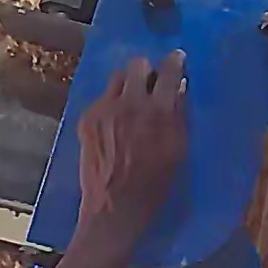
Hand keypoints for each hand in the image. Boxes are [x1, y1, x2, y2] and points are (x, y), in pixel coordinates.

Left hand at [76, 52, 186, 243]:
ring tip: (132, 101)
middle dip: (147, 70)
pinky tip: (116, 122)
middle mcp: (129, 103)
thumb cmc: (155, 183)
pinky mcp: (87, 119)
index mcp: (158, 111)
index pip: (168, 71)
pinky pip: (103, 98)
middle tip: (151, 83)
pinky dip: (112, 104)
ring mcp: (104, 110)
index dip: (175, 61)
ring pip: (117, 78)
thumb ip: (179, 115)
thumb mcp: (179, 150)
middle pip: (137, 65)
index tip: (177, 59)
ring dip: (128, 84)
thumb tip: (179, 89)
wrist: (115, 208)